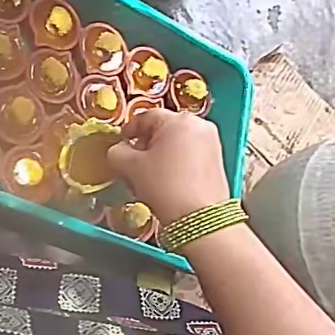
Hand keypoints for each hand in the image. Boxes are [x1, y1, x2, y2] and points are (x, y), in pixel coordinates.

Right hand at [106, 109, 231, 221]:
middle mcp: (198, 124)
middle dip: (146, 142)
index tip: (121, 143)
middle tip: (134, 160)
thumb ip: (116, 152)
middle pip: (164, 127)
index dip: (129, 130)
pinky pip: (191, 152)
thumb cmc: (163, 186)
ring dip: (162, 151)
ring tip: (150, 172)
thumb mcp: (130, 167)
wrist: (199, 217)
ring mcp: (211, 141)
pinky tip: (168, 178)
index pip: (145, 117)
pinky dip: (177, 160)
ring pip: (178, 140)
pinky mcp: (218, 159)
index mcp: (177, 120)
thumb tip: (118, 150)